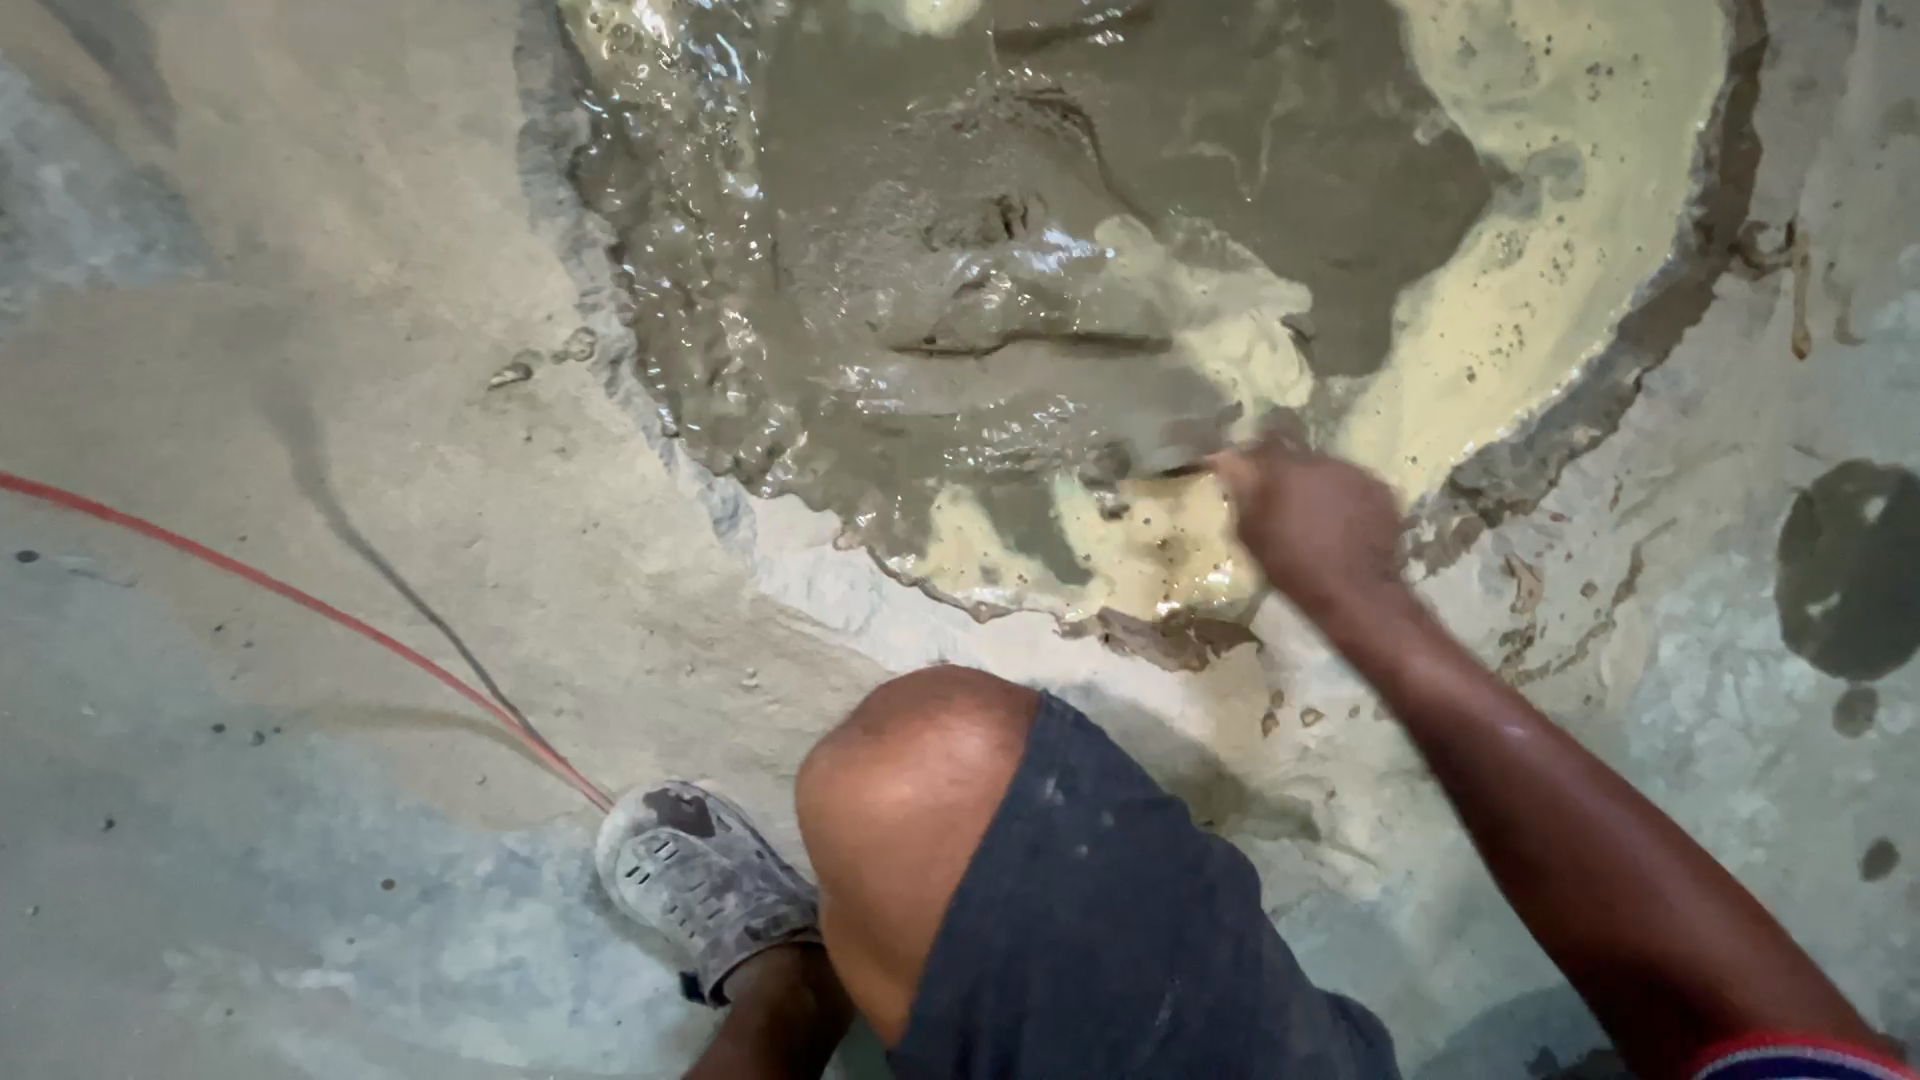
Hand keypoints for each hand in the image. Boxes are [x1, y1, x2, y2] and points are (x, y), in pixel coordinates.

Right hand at [1209, 414, 1409, 622]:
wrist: (1354, 592)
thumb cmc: (1291, 565)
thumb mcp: (1249, 534)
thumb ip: (1240, 492)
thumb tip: (1229, 462)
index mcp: (1286, 468)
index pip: (1262, 444)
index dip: (1252, 457)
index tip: (1244, 473)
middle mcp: (1324, 460)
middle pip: (1298, 458)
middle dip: (1287, 475)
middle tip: (1280, 502)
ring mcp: (1358, 474)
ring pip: (1328, 471)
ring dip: (1317, 487)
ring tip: (1313, 516)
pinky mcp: (1383, 491)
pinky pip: (1353, 486)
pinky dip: (1344, 499)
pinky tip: (1340, 524)